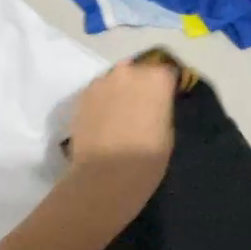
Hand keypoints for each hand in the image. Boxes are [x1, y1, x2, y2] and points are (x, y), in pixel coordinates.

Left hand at [65, 57, 178, 190]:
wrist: (103, 177)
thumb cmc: (145, 160)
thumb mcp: (168, 134)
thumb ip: (162, 109)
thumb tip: (156, 105)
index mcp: (156, 79)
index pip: (168, 72)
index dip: (168, 86)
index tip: (167, 100)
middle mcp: (128, 72)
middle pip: (140, 71)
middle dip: (143, 85)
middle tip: (144, 109)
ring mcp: (102, 82)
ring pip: (117, 80)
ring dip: (121, 91)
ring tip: (121, 116)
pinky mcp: (82, 96)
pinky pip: (99, 92)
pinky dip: (104, 101)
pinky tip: (104, 121)